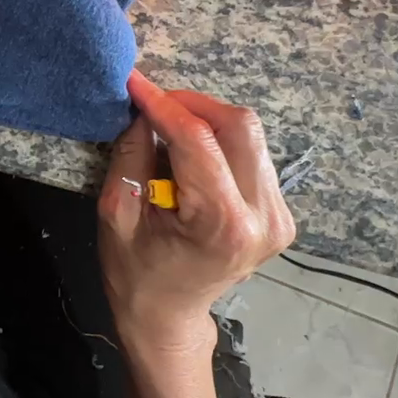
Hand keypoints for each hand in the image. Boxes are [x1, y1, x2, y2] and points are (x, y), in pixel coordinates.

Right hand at [98, 71, 295, 360]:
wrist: (168, 315)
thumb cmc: (134, 271)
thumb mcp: (117, 213)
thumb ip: (131, 156)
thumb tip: (142, 111)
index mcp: (221, 223)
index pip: (197, 141)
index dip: (163, 104)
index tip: (134, 82)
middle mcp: (263, 216)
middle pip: (240, 127)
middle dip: (192, 104)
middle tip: (152, 102)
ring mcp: (279, 215)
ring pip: (250, 135)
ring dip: (205, 120)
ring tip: (166, 126)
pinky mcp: (279, 211)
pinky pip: (252, 154)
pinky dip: (217, 140)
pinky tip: (188, 151)